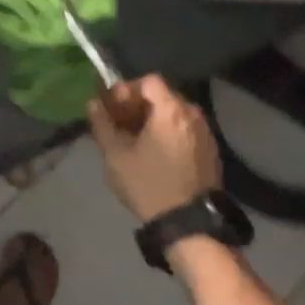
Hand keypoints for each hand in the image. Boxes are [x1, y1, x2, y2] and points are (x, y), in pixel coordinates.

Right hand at [87, 75, 220, 222]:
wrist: (189, 224)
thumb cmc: (149, 185)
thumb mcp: (116, 156)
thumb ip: (102, 125)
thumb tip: (92, 104)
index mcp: (171, 110)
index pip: (148, 81)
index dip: (126, 89)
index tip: (112, 108)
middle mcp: (193, 114)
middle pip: (162, 96)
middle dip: (137, 105)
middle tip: (119, 125)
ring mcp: (206, 132)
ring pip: (174, 114)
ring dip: (152, 120)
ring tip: (135, 141)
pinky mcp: (211, 150)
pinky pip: (185, 130)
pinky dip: (168, 133)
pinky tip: (155, 154)